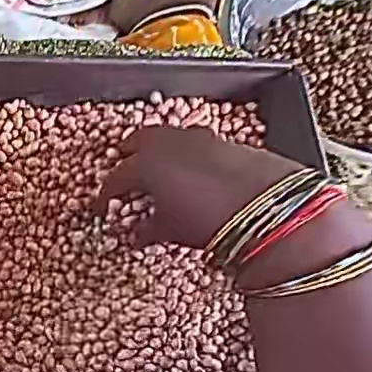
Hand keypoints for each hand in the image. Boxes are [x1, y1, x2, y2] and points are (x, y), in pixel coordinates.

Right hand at [95, 125, 303, 249]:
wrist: (268, 207)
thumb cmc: (206, 220)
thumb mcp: (169, 230)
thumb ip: (146, 228)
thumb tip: (135, 234)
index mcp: (146, 163)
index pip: (115, 178)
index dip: (105, 196)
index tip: (102, 209)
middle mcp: (170, 143)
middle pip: (138, 141)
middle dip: (127, 157)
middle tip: (123, 177)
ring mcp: (199, 138)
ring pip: (167, 137)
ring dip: (156, 152)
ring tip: (155, 174)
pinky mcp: (225, 140)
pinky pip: (193, 142)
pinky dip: (182, 154)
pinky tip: (187, 174)